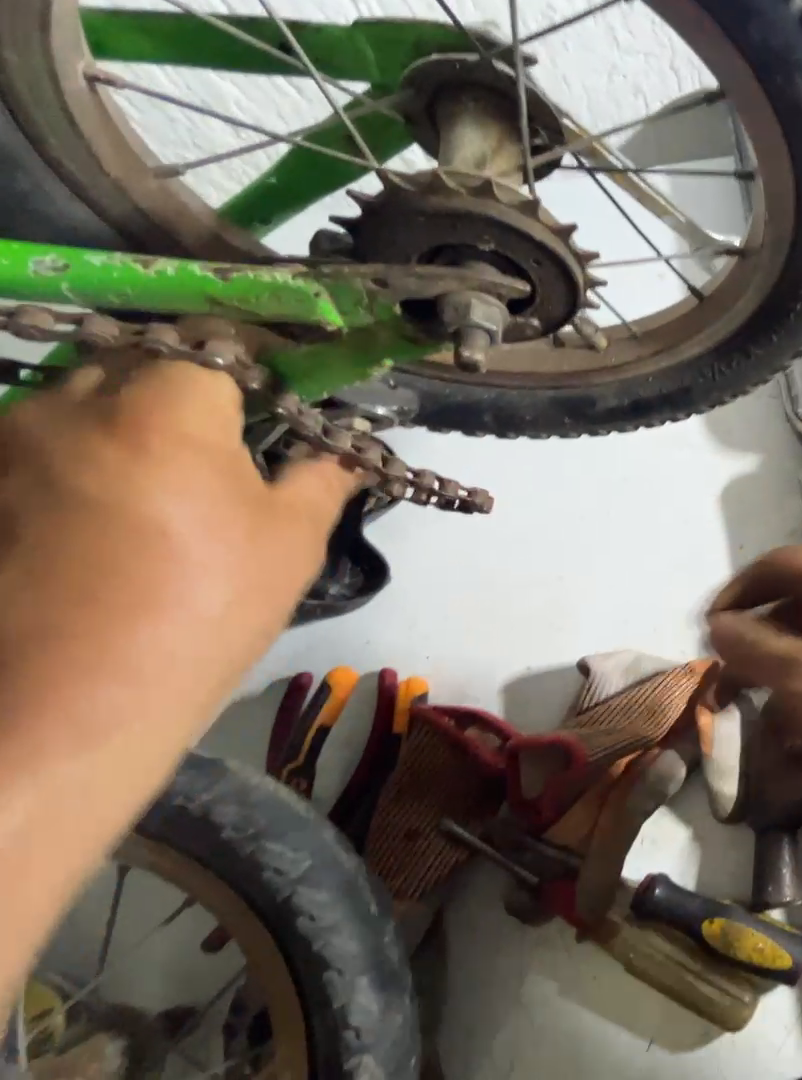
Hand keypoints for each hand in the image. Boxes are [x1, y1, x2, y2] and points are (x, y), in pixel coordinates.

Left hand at [0, 356, 360, 735]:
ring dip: (123, 418)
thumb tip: (342, 450)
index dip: (250, 362)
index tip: (277, 389)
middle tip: (225, 432)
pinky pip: (36, 446)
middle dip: (183, 383)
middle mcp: (69, 408)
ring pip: (75, 400)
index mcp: (165, 412)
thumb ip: (320, 476)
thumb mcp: (294, 539)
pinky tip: (104, 509)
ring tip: (161, 474)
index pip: (210, 347)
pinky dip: (77, 457)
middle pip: (134, 361)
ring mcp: (4, 446)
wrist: (78, 694)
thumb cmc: (211, 604)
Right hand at [705, 546, 801, 827]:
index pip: (782, 563)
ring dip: (783, 687)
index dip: (738, 590)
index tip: (707, 631)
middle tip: (726, 690)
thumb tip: (716, 624)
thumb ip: (753, 647)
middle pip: (798, 610)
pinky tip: (801, 746)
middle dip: (757, 650)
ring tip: (764, 730)